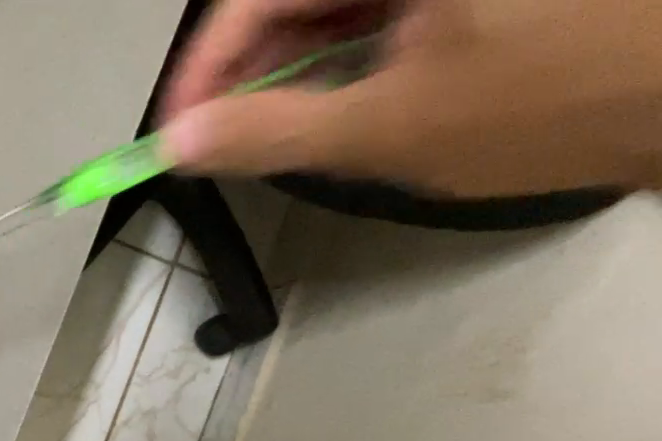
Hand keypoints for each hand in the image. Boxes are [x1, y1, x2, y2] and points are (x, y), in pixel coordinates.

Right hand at [157, 0, 661, 196]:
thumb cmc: (551, 106)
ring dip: (286, 61)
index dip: (206, 62)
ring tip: (263, 124)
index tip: (176, 126)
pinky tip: (326, 96)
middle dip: (244, 63)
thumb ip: (269, 133)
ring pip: (330, 2)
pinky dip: (340, 50)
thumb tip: (176, 141)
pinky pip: (378, 8)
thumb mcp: (387, 130)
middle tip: (216, 132)